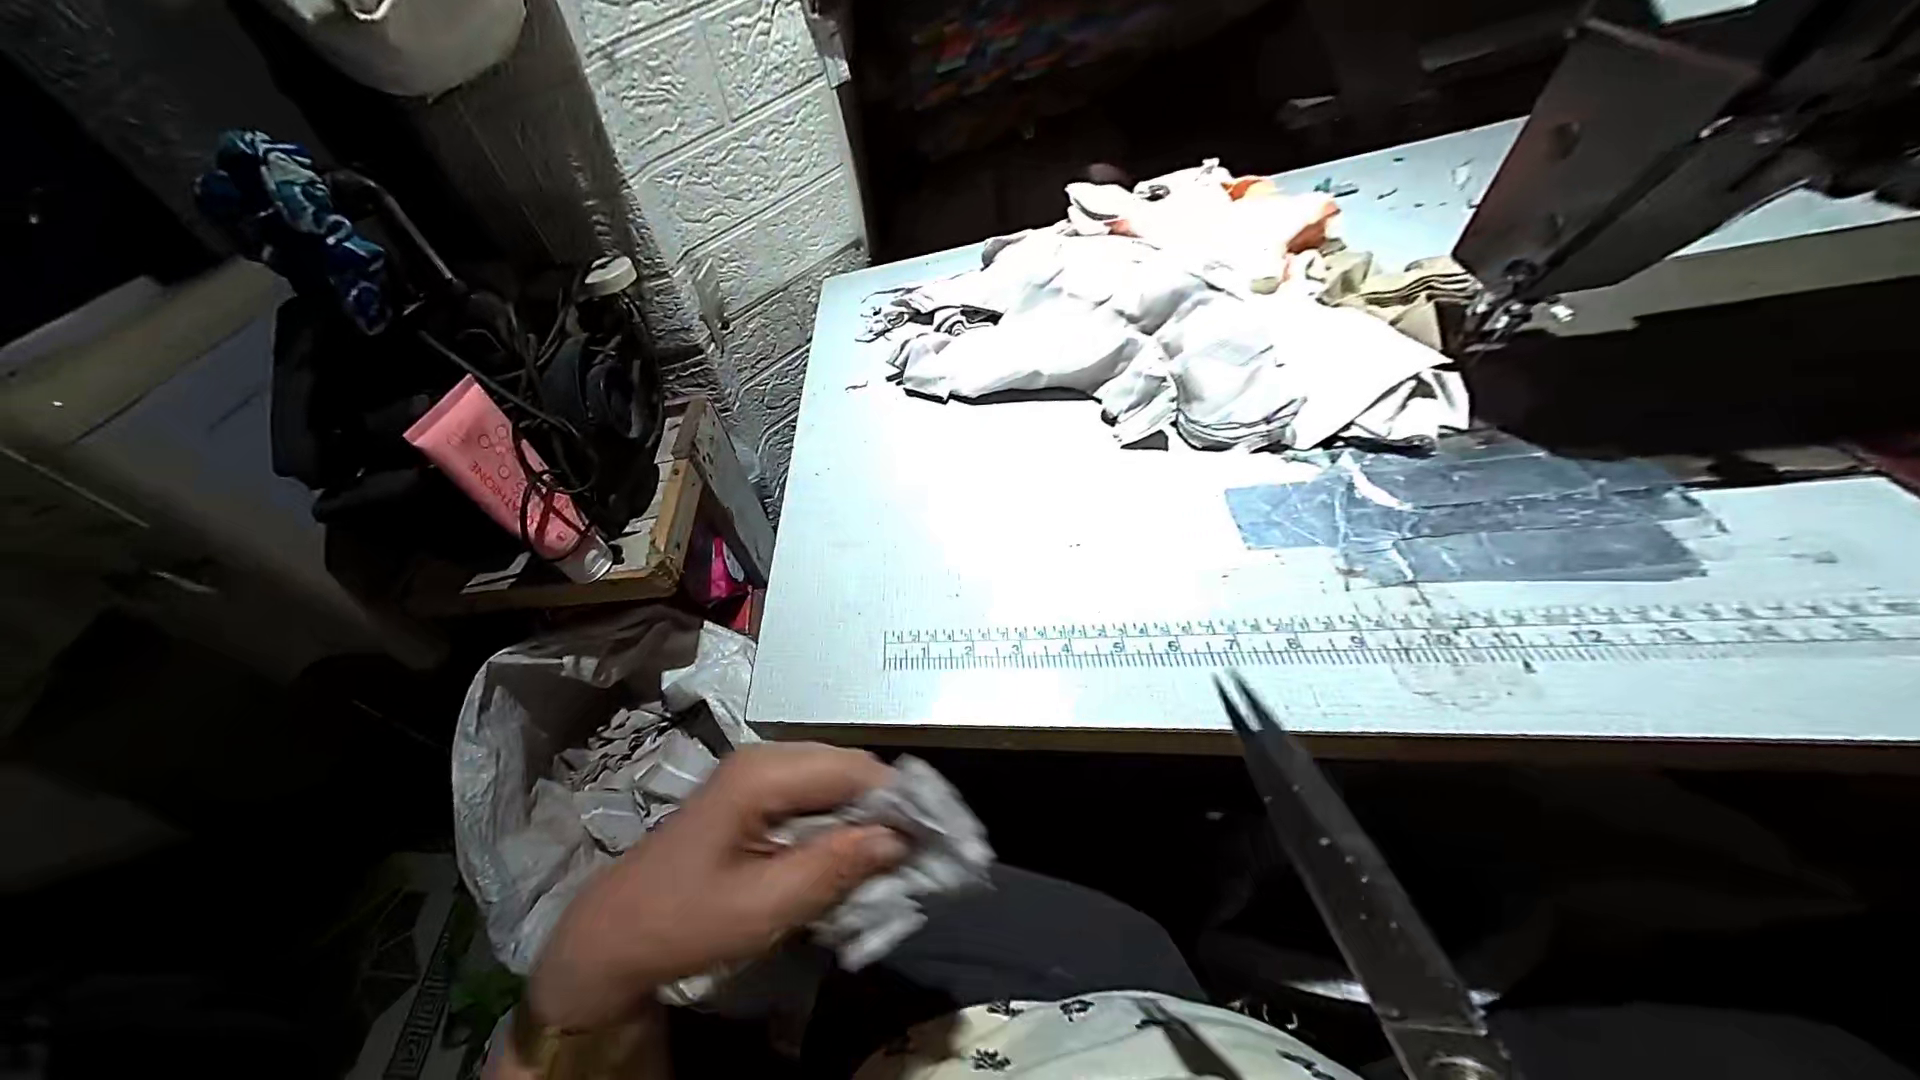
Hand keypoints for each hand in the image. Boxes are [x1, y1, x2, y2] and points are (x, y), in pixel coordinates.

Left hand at [527, 742, 908, 1030]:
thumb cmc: (683, 922)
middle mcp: (766, 758)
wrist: (615, 934)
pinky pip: (819, 794)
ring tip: (896, 856)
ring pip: (839, 779)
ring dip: (870, 815)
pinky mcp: (760, 791)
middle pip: (851, 768)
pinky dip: (845, 820)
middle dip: (891, 807)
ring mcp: (761, 771)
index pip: (856, 770)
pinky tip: (855, 853)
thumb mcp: (763, 906)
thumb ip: (834, 867)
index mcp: (763, 773)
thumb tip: (898, 840)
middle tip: (922, 852)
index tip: (939, 837)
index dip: (903, 799)